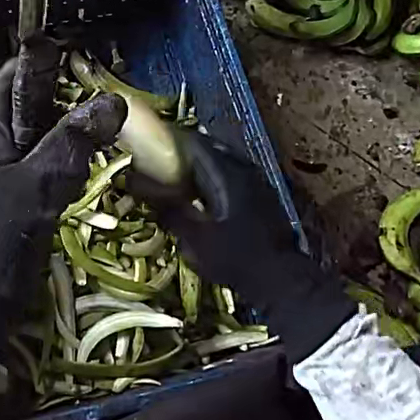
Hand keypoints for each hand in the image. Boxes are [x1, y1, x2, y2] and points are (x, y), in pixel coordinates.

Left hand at [0, 52, 125, 351]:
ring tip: (98, 110)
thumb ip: (75, 140)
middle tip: (91, 77)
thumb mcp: (42, 180)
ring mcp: (3, 173)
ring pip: (36, 135)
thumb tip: (113, 102)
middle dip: (53, 90)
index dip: (30, 62)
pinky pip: (44, 162)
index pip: (5, 83)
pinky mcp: (19, 197)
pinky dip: (67, 152)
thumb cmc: (3, 230)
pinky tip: (90, 154)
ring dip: (63, 121)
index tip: (63, 46)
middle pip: (23, 106)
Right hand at [131, 134, 354, 358]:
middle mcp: (246, 170)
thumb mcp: (195, 238)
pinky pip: (233, 178)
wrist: (281, 278)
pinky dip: (214, 181)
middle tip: (160, 162)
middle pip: (210, 151)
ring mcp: (258, 183)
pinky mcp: (263, 198)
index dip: (170, 141)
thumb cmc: (236, 258)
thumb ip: (168, 210)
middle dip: (184, 154)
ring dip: (200, 169)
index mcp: (228, 173)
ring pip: (223, 165)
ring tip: (177, 179)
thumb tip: (138, 188)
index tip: (149, 144)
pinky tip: (203, 198)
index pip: (195, 144)